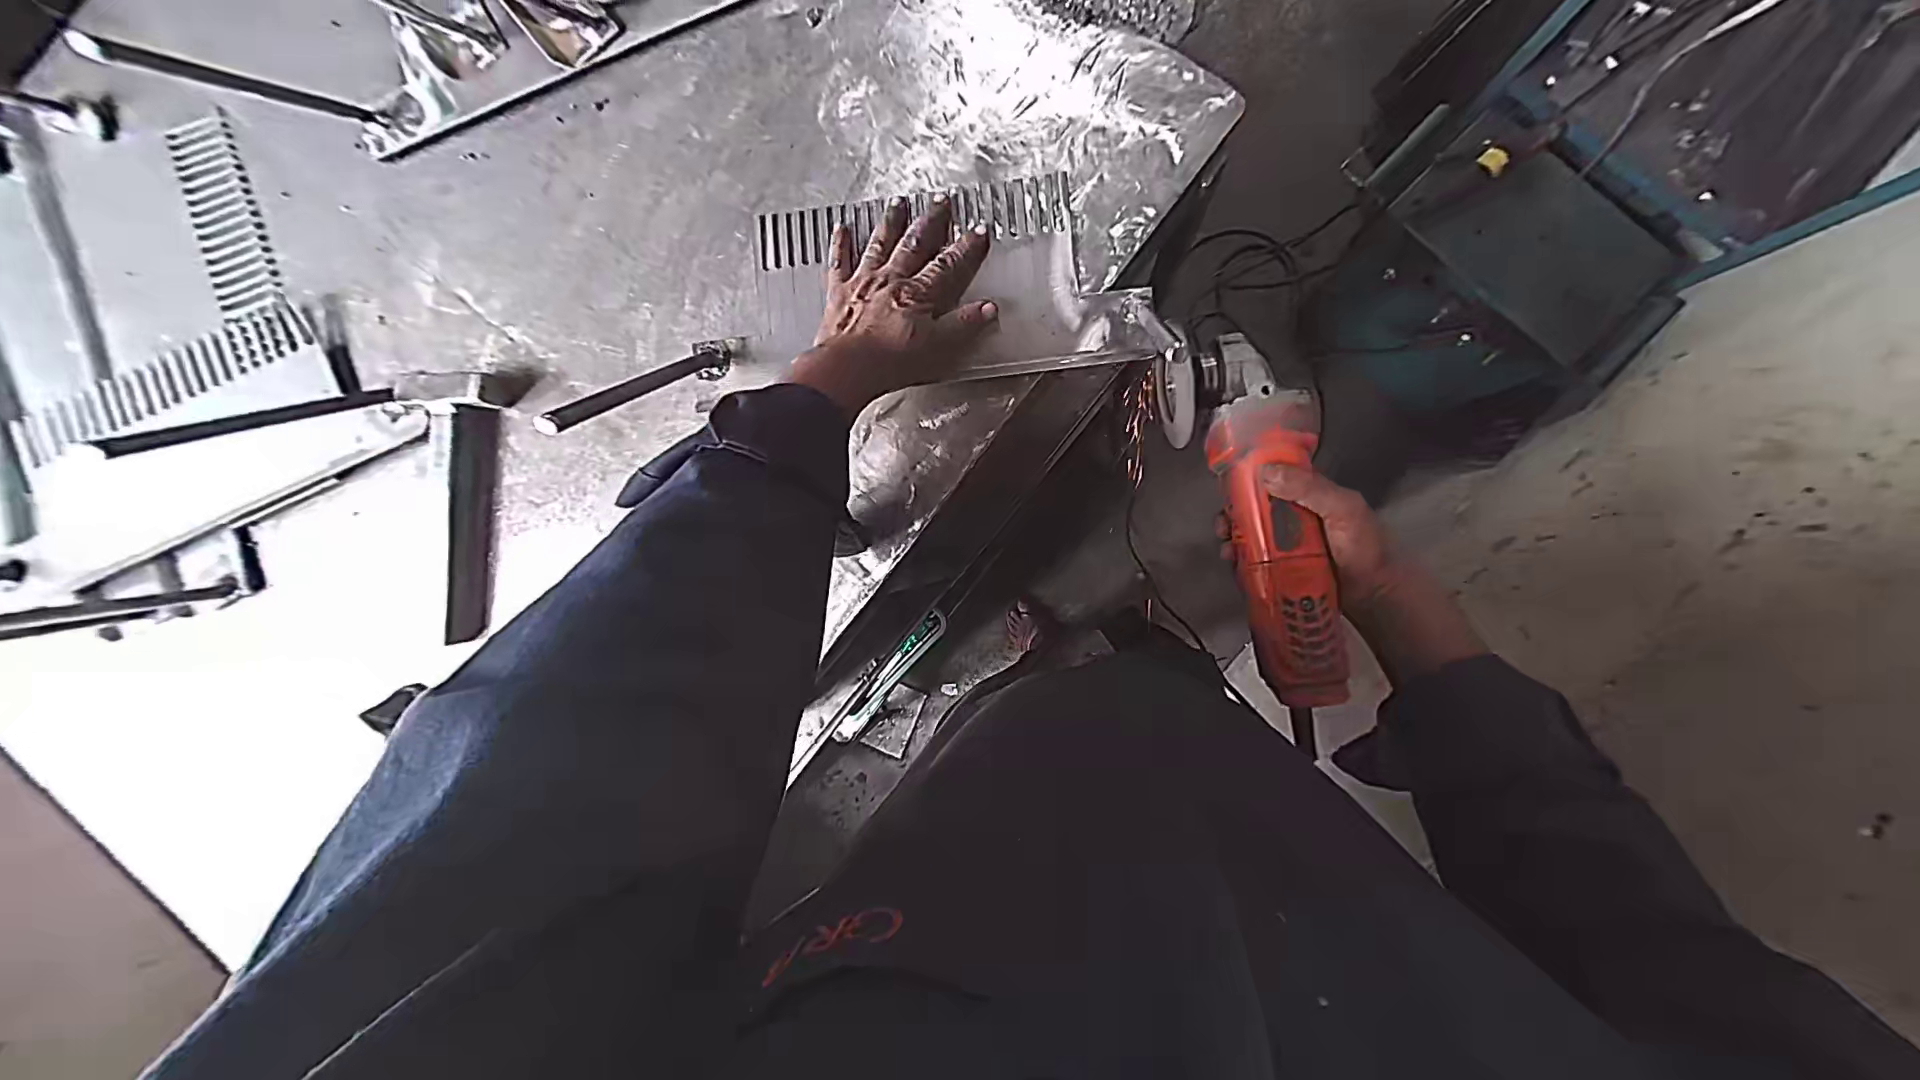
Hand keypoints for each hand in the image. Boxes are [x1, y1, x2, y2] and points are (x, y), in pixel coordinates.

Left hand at [786, 195, 998, 415]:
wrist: (847, 368)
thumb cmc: (889, 362)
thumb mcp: (937, 347)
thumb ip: (963, 325)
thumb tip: (988, 309)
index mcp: (918, 295)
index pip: (948, 265)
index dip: (966, 248)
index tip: (978, 232)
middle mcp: (891, 281)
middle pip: (915, 244)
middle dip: (931, 222)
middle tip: (941, 202)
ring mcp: (863, 283)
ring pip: (880, 244)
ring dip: (891, 223)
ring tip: (899, 204)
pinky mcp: (839, 293)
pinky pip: (840, 262)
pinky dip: (842, 244)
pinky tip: (842, 229)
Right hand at [1217, 464, 1487, 685]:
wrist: (1374, 593)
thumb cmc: (1364, 545)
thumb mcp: (1342, 507)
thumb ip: (1309, 488)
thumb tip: (1266, 472)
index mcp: (1304, 495)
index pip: (1268, 480)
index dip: (1244, 481)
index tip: (1228, 487)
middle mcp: (1288, 517)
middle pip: (1249, 509)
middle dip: (1230, 514)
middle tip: (1223, 525)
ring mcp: (1281, 543)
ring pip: (1244, 535)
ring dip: (1229, 538)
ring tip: (1227, 547)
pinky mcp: (1276, 567)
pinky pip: (1249, 560)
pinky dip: (1236, 560)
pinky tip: (1233, 563)